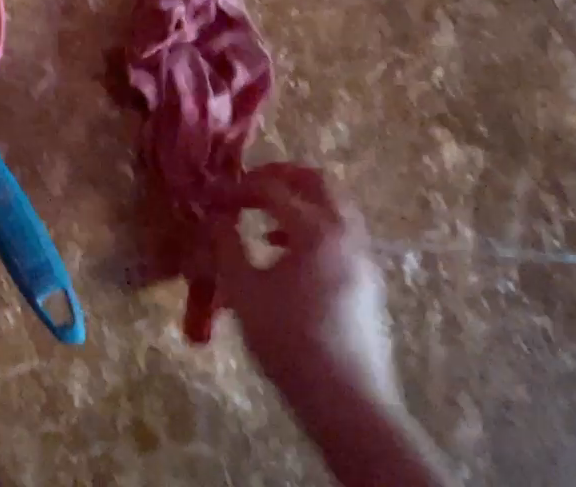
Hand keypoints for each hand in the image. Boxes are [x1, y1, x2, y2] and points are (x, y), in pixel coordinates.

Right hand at [207, 164, 398, 408]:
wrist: (347, 400)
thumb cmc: (288, 340)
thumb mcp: (243, 289)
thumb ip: (226, 244)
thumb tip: (216, 217)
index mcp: (316, 230)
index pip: (271, 188)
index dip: (235, 188)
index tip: (208, 198)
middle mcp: (347, 234)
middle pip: (316, 181)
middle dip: (278, 176)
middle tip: (245, 186)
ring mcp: (363, 257)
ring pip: (333, 205)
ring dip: (297, 200)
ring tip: (261, 217)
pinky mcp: (367, 280)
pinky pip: (340, 231)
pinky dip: (311, 224)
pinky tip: (283, 250)